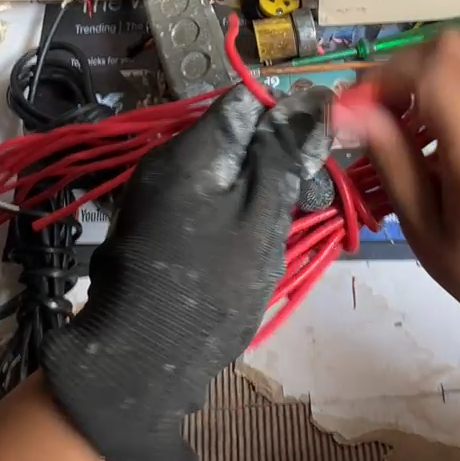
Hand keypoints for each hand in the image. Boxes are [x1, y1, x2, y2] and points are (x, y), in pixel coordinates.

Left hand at [40, 84, 330, 460]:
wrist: (140, 362)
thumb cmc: (211, 287)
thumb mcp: (262, 217)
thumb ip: (284, 155)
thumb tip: (312, 98)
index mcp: (193, 148)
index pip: (248, 100)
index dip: (289, 115)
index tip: (318, 148)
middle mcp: (168, 160)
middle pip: (236, 135)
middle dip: (276, 158)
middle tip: (306, 200)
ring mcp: (158, 193)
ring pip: (224, 170)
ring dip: (258, 190)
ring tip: (280, 229)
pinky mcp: (157, 224)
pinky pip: (206, 198)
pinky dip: (234, 212)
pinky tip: (248, 245)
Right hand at [354, 26, 459, 353]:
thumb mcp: (422, 229)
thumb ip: (391, 160)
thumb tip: (351, 109)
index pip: (434, 75)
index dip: (387, 76)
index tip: (362, 105)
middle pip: (456, 46)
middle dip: (408, 64)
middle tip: (393, 106)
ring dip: (444, 54)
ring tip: (428, 94)